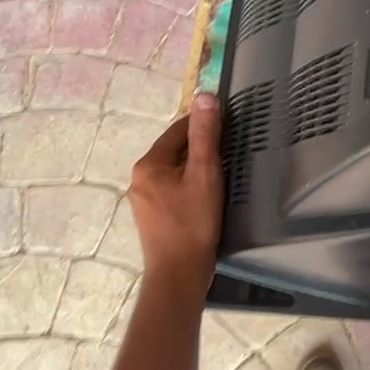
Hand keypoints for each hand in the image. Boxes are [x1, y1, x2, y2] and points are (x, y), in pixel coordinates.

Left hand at [129, 94, 225, 290]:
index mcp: (149, 164)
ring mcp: (143, 199)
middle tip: (231, 153)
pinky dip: (189, 184)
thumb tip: (205, 95)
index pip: (179, 129)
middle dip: (201, 147)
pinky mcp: (152, 216)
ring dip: (196, 167)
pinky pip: (172, 188)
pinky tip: (206, 195)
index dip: (205, 125)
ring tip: (223, 174)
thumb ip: (205, 135)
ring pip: (174, 170)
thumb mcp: (205, 173)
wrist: (179, 274)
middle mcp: (139, 178)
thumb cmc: (194, 222)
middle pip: (175, 149)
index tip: (230, 128)